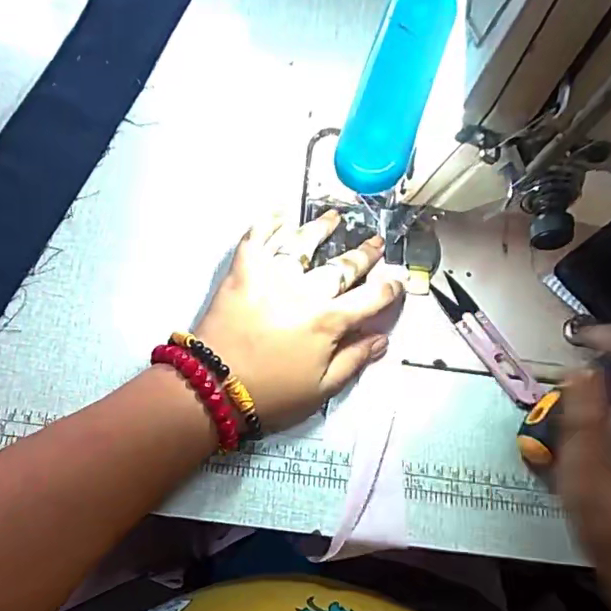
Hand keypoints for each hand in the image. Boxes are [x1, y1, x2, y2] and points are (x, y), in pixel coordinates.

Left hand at [192, 211, 405, 431]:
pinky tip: (278, 215)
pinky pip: (256, 240)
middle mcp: (304, 292)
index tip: (398, 279)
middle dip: (363, 253)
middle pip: (341, 266)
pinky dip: (267, 224)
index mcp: (328, 322)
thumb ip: (354, 360)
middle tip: (375, 242)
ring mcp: (271, 278)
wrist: (213, 389)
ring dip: (320, 229)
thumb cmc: (270, 396)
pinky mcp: (241, 274)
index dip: (389, 288)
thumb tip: (381, 339)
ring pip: (302, 245)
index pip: (370, 298)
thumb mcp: (321, 389)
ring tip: (332, 219)